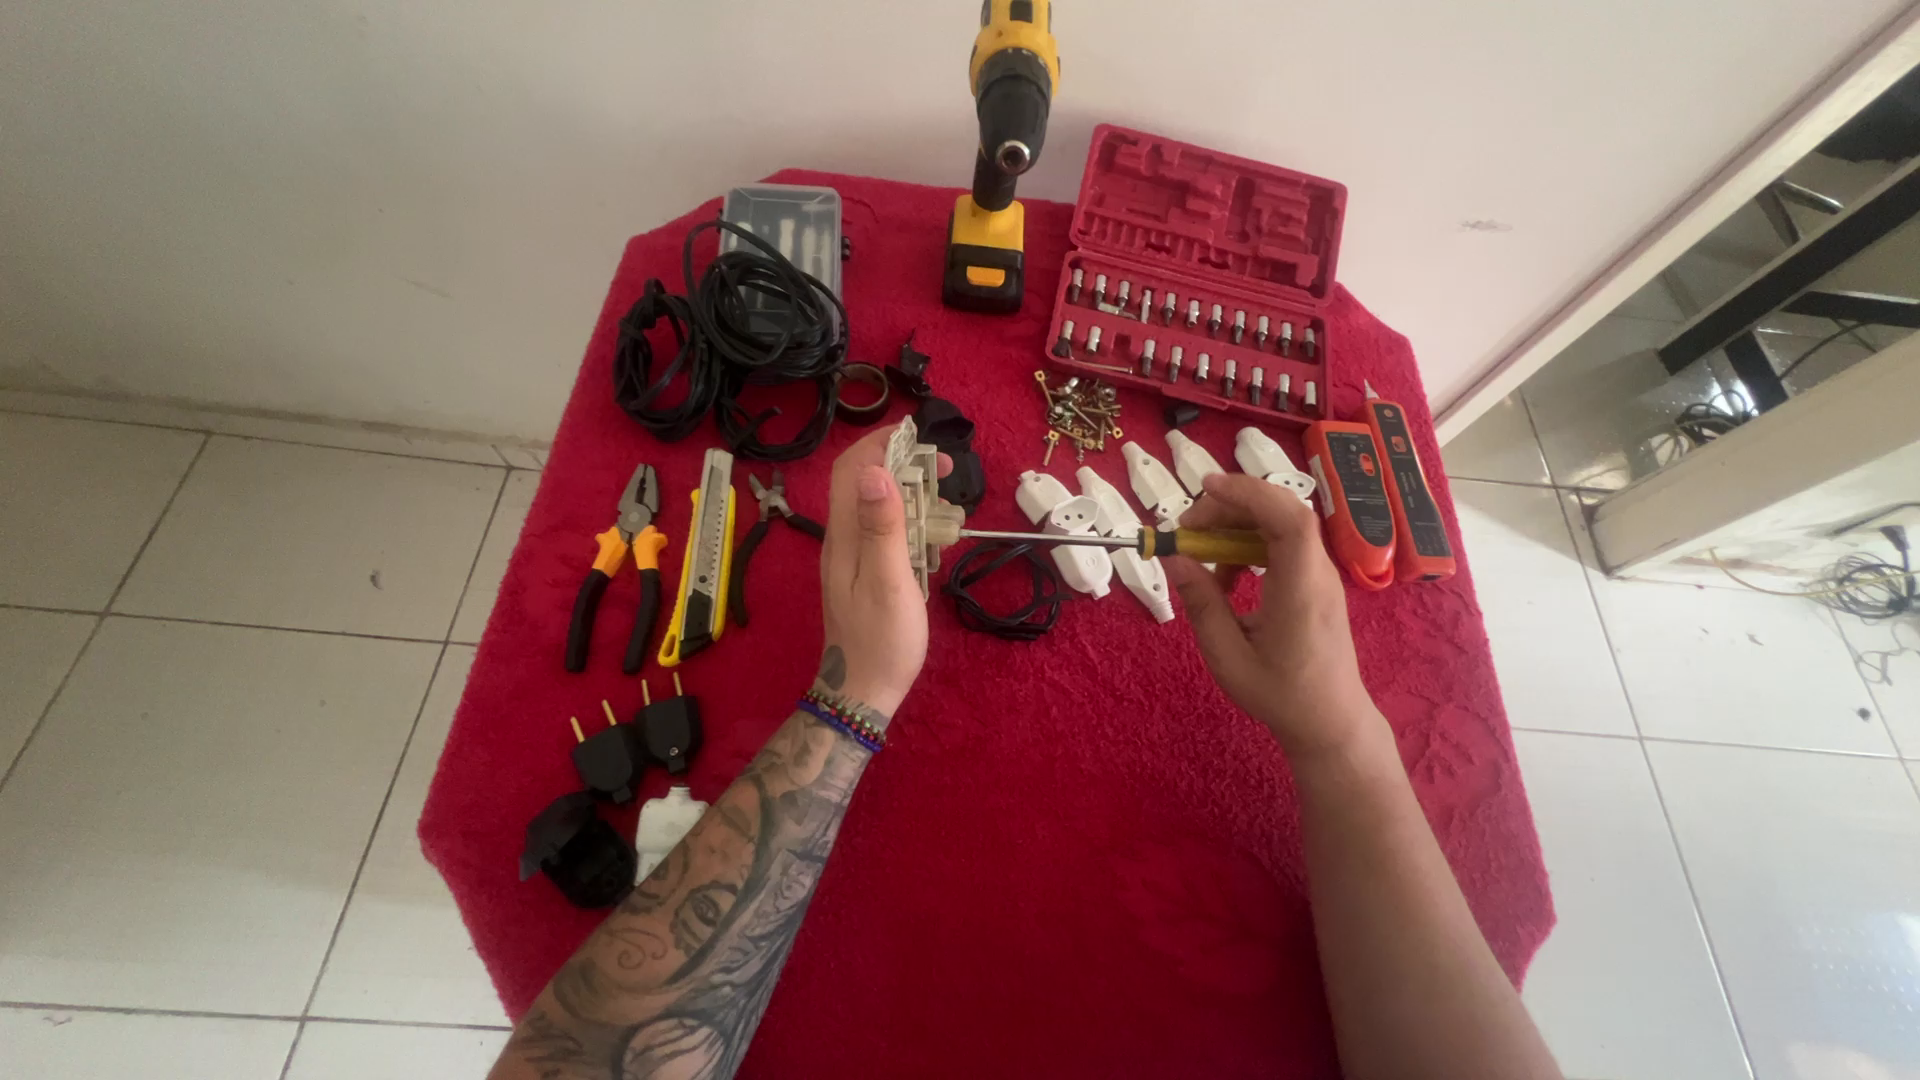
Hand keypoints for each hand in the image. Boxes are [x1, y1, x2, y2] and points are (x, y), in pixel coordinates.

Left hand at [814, 426, 950, 720]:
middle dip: (900, 463)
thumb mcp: (888, 582)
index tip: (919, 437)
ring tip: (944, 501)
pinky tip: (933, 539)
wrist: (863, 692)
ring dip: (909, 492)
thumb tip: (877, 471)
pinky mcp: (864, 572)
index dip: (880, 444)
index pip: (851, 470)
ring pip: (876, 506)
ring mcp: (852, 556)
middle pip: (862, 483)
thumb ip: (883, 527)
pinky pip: (884, 532)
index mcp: (844, 536)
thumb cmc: (882, 641)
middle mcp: (842, 539)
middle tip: (943, 468)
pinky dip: (909, 522)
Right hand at [1163, 472, 1380, 757]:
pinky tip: (1226, 577)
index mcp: (1300, 591)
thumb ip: (1202, 604)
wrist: (1330, 720)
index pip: (1288, 520)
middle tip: (1187, 528)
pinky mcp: (1314, 581)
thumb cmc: (1280, 694)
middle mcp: (1317, 573)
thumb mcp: (1227, 656)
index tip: (1205, 489)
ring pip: (1280, 523)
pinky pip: (1281, 544)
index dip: (1249, 494)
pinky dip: (1247, 545)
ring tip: (1200, 555)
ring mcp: (1320, 575)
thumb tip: (1176, 558)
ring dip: (1235, 526)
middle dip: (1230, 506)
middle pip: (1281, 512)